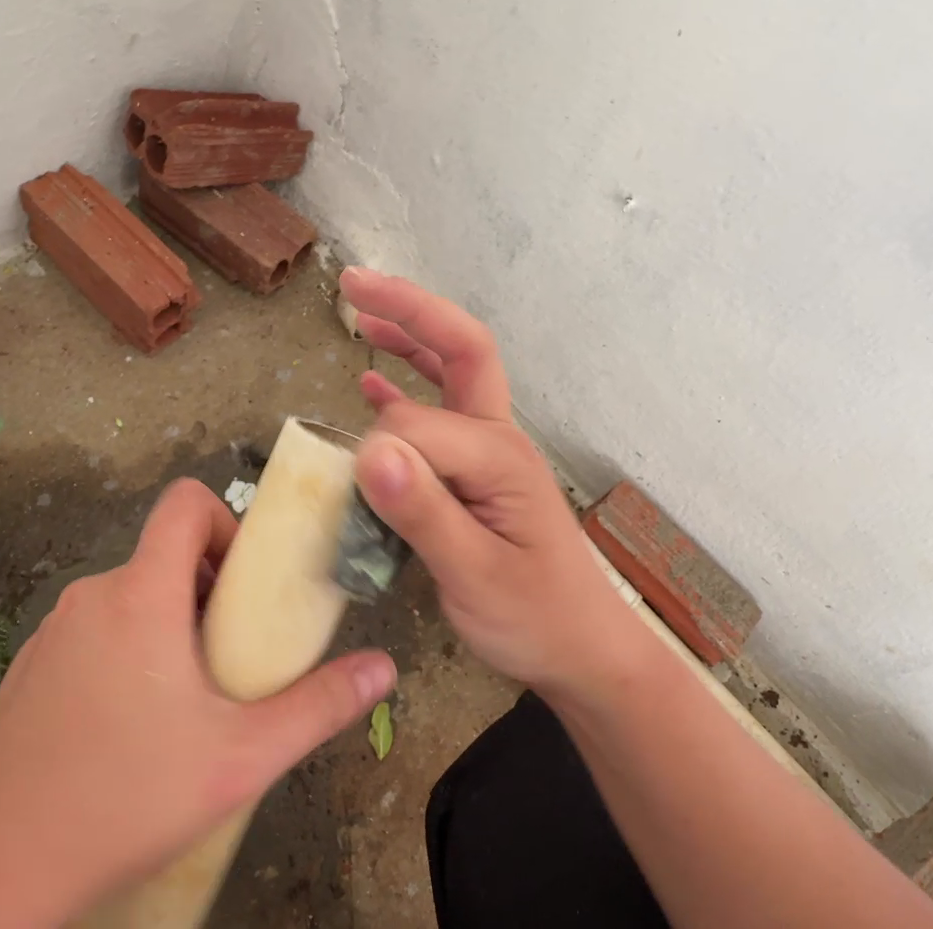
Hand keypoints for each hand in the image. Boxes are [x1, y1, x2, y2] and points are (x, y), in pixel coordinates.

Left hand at [0, 480, 396, 928]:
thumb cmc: (127, 799)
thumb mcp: (243, 757)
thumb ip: (320, 705)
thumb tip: (385, 667)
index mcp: (141, 595)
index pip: (185, 503)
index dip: (228, 523)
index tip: (250, 584)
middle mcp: (90, 598)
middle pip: (164, 556)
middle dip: (211, 592)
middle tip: (235, 660)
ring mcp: (50, 636)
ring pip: (129, 599)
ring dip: (169, 627)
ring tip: (188, 705)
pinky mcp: (26, 674)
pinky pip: (93, 636)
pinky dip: (126, 655)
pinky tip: (130, 733)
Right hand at [340, 268, 648, 695]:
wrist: (581, 649)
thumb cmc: (533, 617)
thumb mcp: (474, 575)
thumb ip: (423, 512)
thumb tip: (370, 448)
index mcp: (498, 456)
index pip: (421, 424)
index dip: (378, 448)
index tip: (351, 491)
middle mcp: (497, 439)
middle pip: (461, 350)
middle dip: (411, 309)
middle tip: (353, 283)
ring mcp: (491, 454)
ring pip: (451, 374)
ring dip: (409, 338)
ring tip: (360, 314)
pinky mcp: (480, 473)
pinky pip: (440, 415)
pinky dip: (404, 391)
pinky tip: (371, 385)